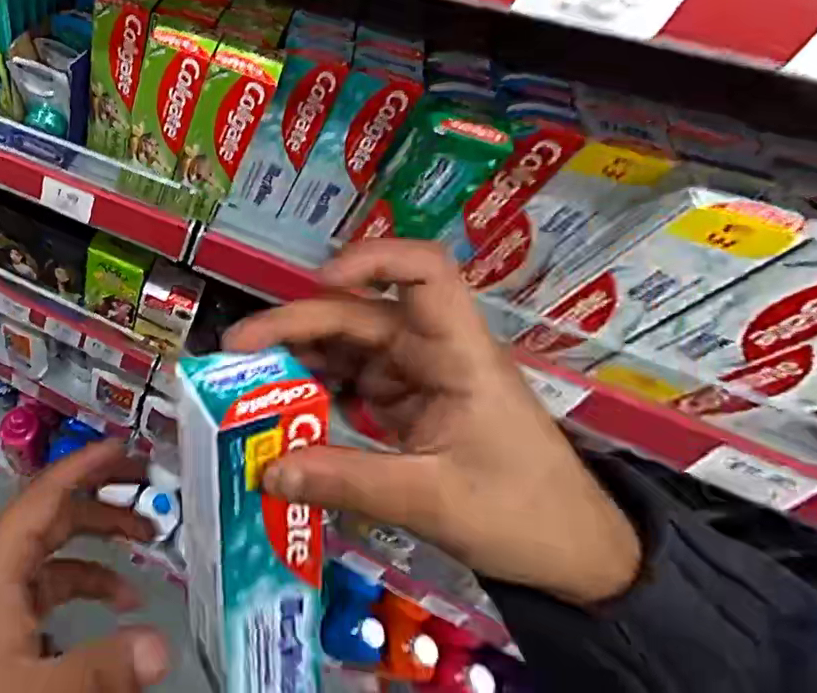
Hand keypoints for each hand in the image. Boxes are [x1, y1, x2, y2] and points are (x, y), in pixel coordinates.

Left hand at [0, 441, 171, 692]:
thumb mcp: (43, 686)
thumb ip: (104, 665)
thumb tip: (161, 646)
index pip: (47, 492)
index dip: (85, 465)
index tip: (121, 447)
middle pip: (56, 510)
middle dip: (102, 496)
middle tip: (145, 486)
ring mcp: (0, 587)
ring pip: (56, 543)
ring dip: (100, 536)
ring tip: (145, 538)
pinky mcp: (3, 615)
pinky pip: (52, 577)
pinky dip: (86, 577)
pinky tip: (119, 598)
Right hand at [223, 239, 641, 606]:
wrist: (579, 556)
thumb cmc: (526, 513)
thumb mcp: (434, 502)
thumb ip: (349, 482)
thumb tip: (268, 472)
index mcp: (457, 351)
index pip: (426, 270)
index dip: (373, 259)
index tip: (321, 280)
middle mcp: (430, 348)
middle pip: (358, 313)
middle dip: (296, 324)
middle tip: (236, 349)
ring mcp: (414, 372)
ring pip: (345, 344)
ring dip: (297, 355)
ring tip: (245, 377)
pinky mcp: (403, 399)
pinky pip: (348, 380)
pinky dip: (313, 388)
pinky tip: (280, 404)